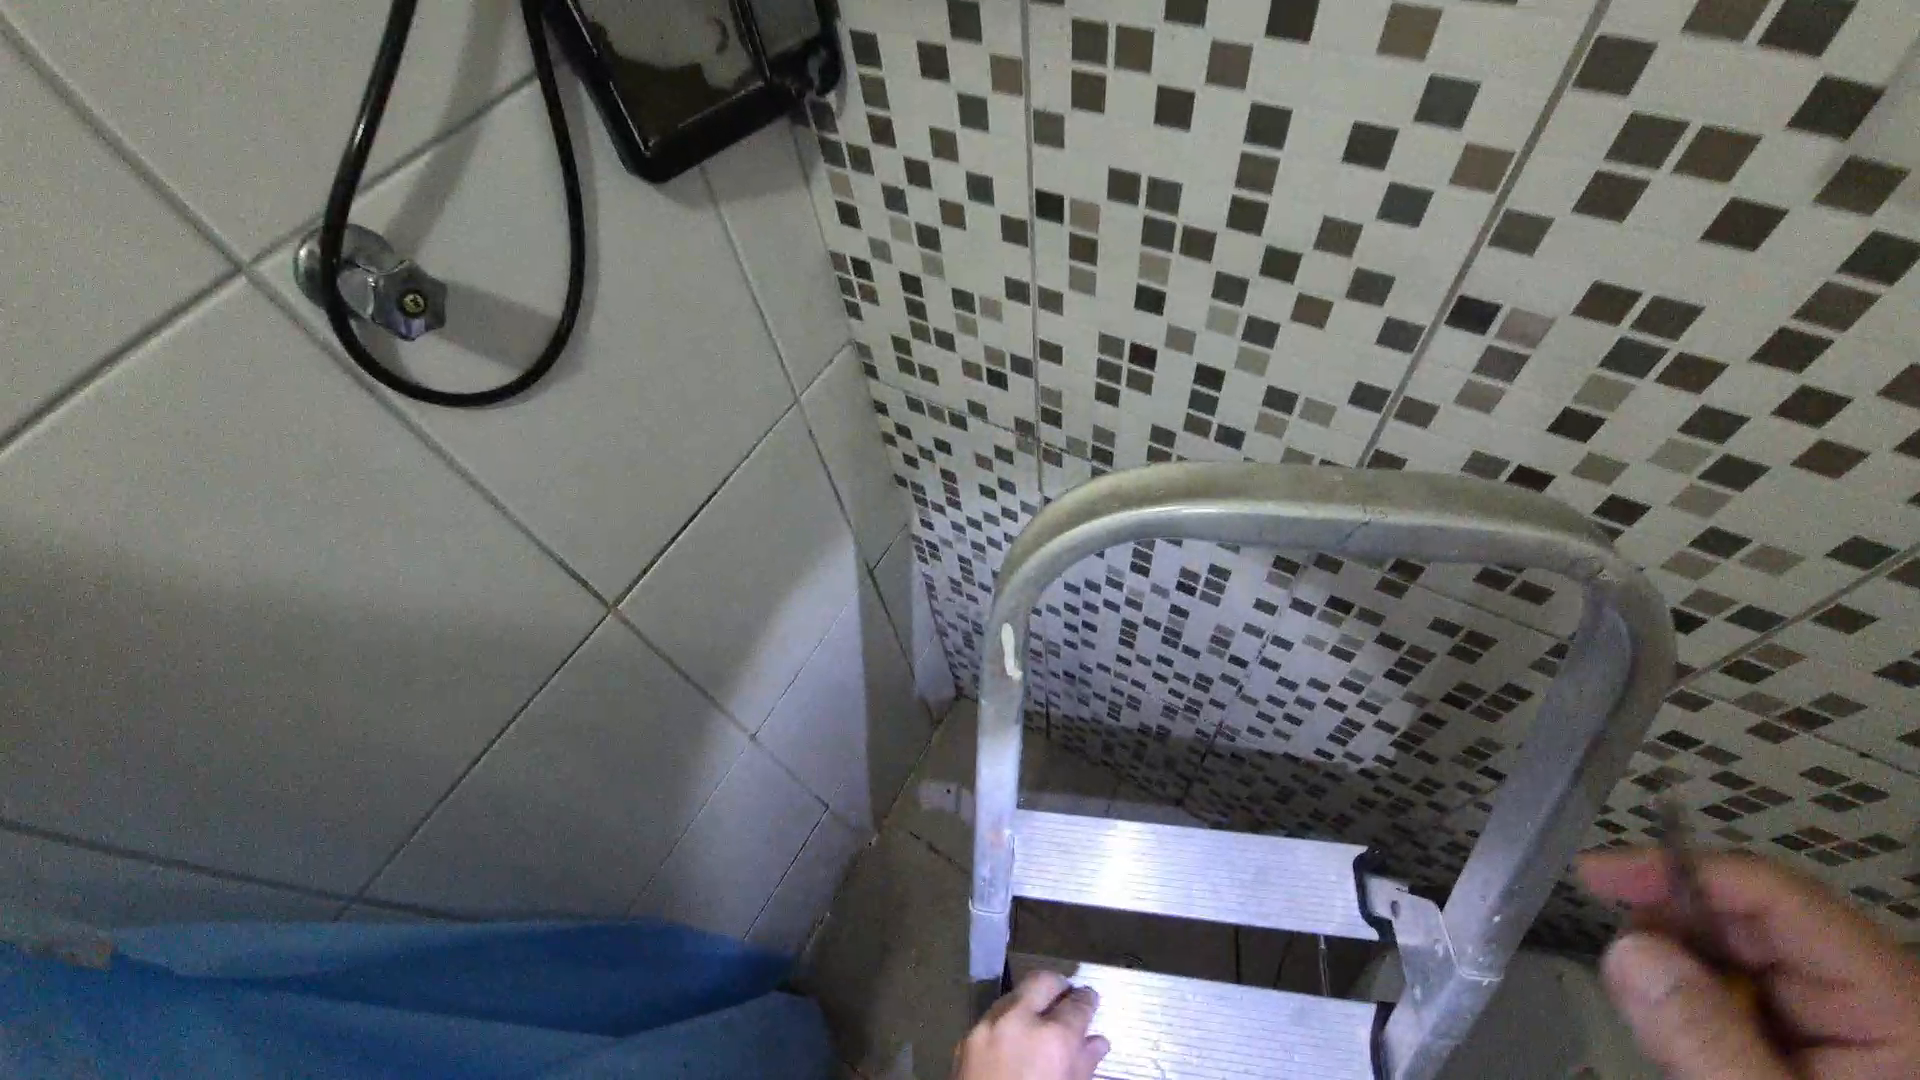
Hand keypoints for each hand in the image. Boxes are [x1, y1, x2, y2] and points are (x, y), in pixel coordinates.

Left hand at [953, 970, 1109, 1079]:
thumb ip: (1084, 1066)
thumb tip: (1098, 1042)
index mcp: (1052, 1040)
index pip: (1078, 1004)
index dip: (1088, 1001)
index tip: (1091, 1000)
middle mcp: (1019, 1021)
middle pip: (1043, 982)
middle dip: (1058, 986)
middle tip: (1066, 999)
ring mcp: (987, 1026)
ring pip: (1014, 995)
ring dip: (1030, 1002)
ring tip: (1040, 1021)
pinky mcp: (966, 1038)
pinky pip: (992, 1017)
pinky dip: (1008, 1021)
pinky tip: (1014, 1040)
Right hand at [1579, 848, 1919, 1079]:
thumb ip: (1707, 1042)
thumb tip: (1626, 949)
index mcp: (1901, 1006)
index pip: (1775, 896)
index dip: (1679, 872)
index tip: (1595, 876)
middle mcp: (1884, 1000)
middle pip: (1751, 923)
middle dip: (1674, 939)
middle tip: (1626, 980)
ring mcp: (1861, 1026)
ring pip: (1739, 961)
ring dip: (1684, 982)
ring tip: (1674, 1041)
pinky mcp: (1834, 1048)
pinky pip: (1747, 1000)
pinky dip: (1703, 1014)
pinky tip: (1699, 1053)